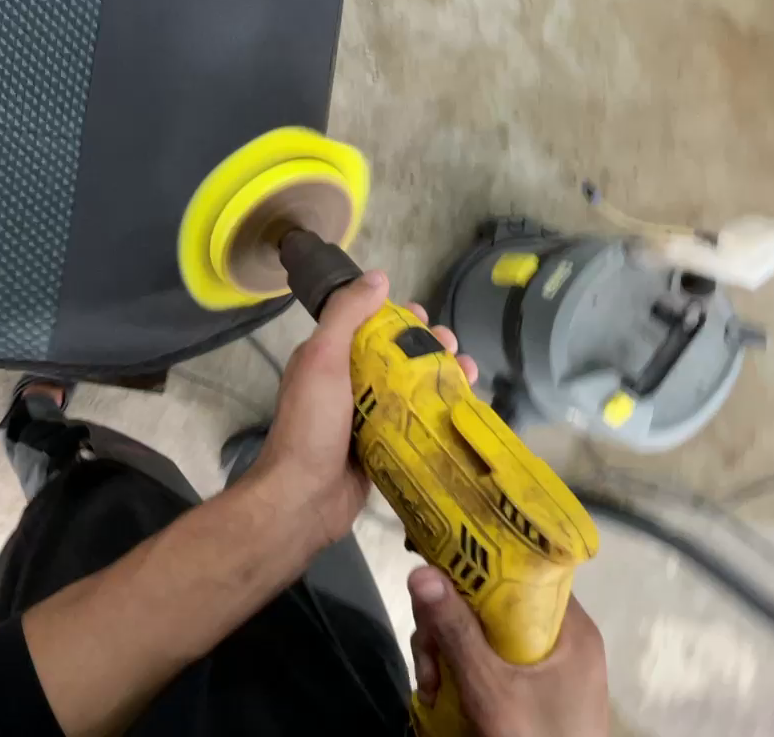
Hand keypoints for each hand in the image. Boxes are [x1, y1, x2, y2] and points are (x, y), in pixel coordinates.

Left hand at [245, 273, 481, 553]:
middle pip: (395, 357)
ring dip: (441, 378)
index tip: (423, 316)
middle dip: (427, 347)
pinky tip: (466, 411)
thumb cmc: (312, 423)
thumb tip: (378, 277)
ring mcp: (367, 418)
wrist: (304, 497)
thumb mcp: (323, 358)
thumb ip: (346, 315)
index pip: (368, 327)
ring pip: (411, 389)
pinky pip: (417, 424)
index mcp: (328, 359)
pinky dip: (441, 414)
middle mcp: (347, 384)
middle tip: (453, 346)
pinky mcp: (384, 448)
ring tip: (469, 373)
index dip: (397, 318)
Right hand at [408, 568, 609, 736]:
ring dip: (443, 650)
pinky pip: (485, 658)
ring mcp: (545, 666)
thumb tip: (419, 569)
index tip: (434, 564)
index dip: (475, 559)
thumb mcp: (490, 689)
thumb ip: (455, 630)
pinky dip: (456, 669)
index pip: (521, 567)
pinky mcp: (530, 688)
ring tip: (429, 683)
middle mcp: (560, 638)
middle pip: (489, 600)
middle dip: (446, 621)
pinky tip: (437, 692)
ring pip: (480, 629)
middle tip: (426, 647)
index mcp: (570, 628)